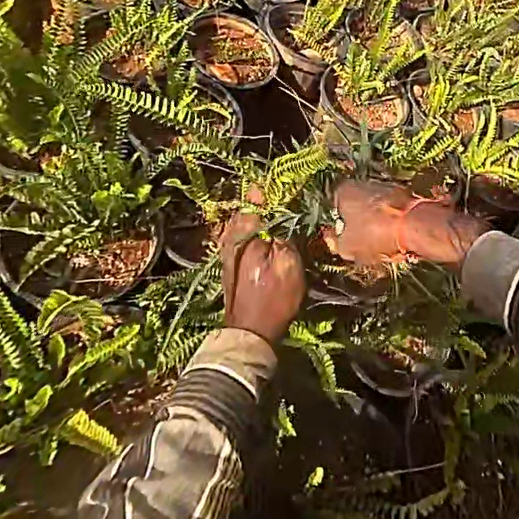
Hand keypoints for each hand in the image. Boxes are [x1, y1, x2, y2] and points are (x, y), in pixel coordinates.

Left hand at [219, 189, 305, 342]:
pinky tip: (270, 233)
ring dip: (263, 215)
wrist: (250, 333)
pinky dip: (257, 230)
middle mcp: (232, 236)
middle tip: (289, 198)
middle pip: (250, 208)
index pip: (257, 198)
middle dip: (268, 201)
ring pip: (247, 221)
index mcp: (245, 233)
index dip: (275, 190)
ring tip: (282, 213)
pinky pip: (244, 235)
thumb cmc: (273, 298)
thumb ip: (285, 234)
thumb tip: (285, 216)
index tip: (291, 185)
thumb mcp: (288, 264)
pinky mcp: (230, 261)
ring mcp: (228, 249)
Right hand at [328, 179, 487, 271]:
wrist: (417, 226)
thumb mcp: (347, 247)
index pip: (333, 206)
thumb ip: (334, 242)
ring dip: (377, 227)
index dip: (336, 225)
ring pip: (376, 211)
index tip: (341, 239)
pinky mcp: (406, 196)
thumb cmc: (376, 234)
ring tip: (382, 247)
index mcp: (345, 190)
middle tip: (361, 246)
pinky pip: (393, 214)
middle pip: (356, 207)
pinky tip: (397, 242)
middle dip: (358, 225)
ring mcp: (387, 187)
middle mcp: (364, 183)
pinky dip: (394, 226)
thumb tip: (332, 239)